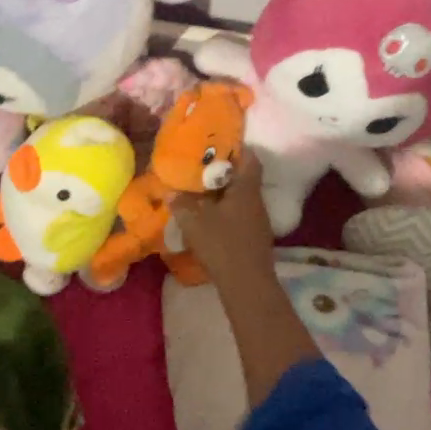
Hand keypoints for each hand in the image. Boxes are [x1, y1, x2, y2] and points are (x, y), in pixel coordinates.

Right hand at [172, 153, 273, 286]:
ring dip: (224, 194)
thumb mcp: (195, 222)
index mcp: (246, 189)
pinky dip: (227, 211)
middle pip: (244, 177)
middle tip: (201, 169)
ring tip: (201, 193)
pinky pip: (240, 214)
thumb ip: (182, 204)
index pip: (250, 158)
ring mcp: (258, 220)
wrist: (247, 284)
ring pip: (241, 197)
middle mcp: (256, 200)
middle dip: (224, 172)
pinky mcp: (255, 237)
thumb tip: (172, 191)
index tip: (218, 145)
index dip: (237, 148)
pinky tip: (210, 219)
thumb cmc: (222, 245)